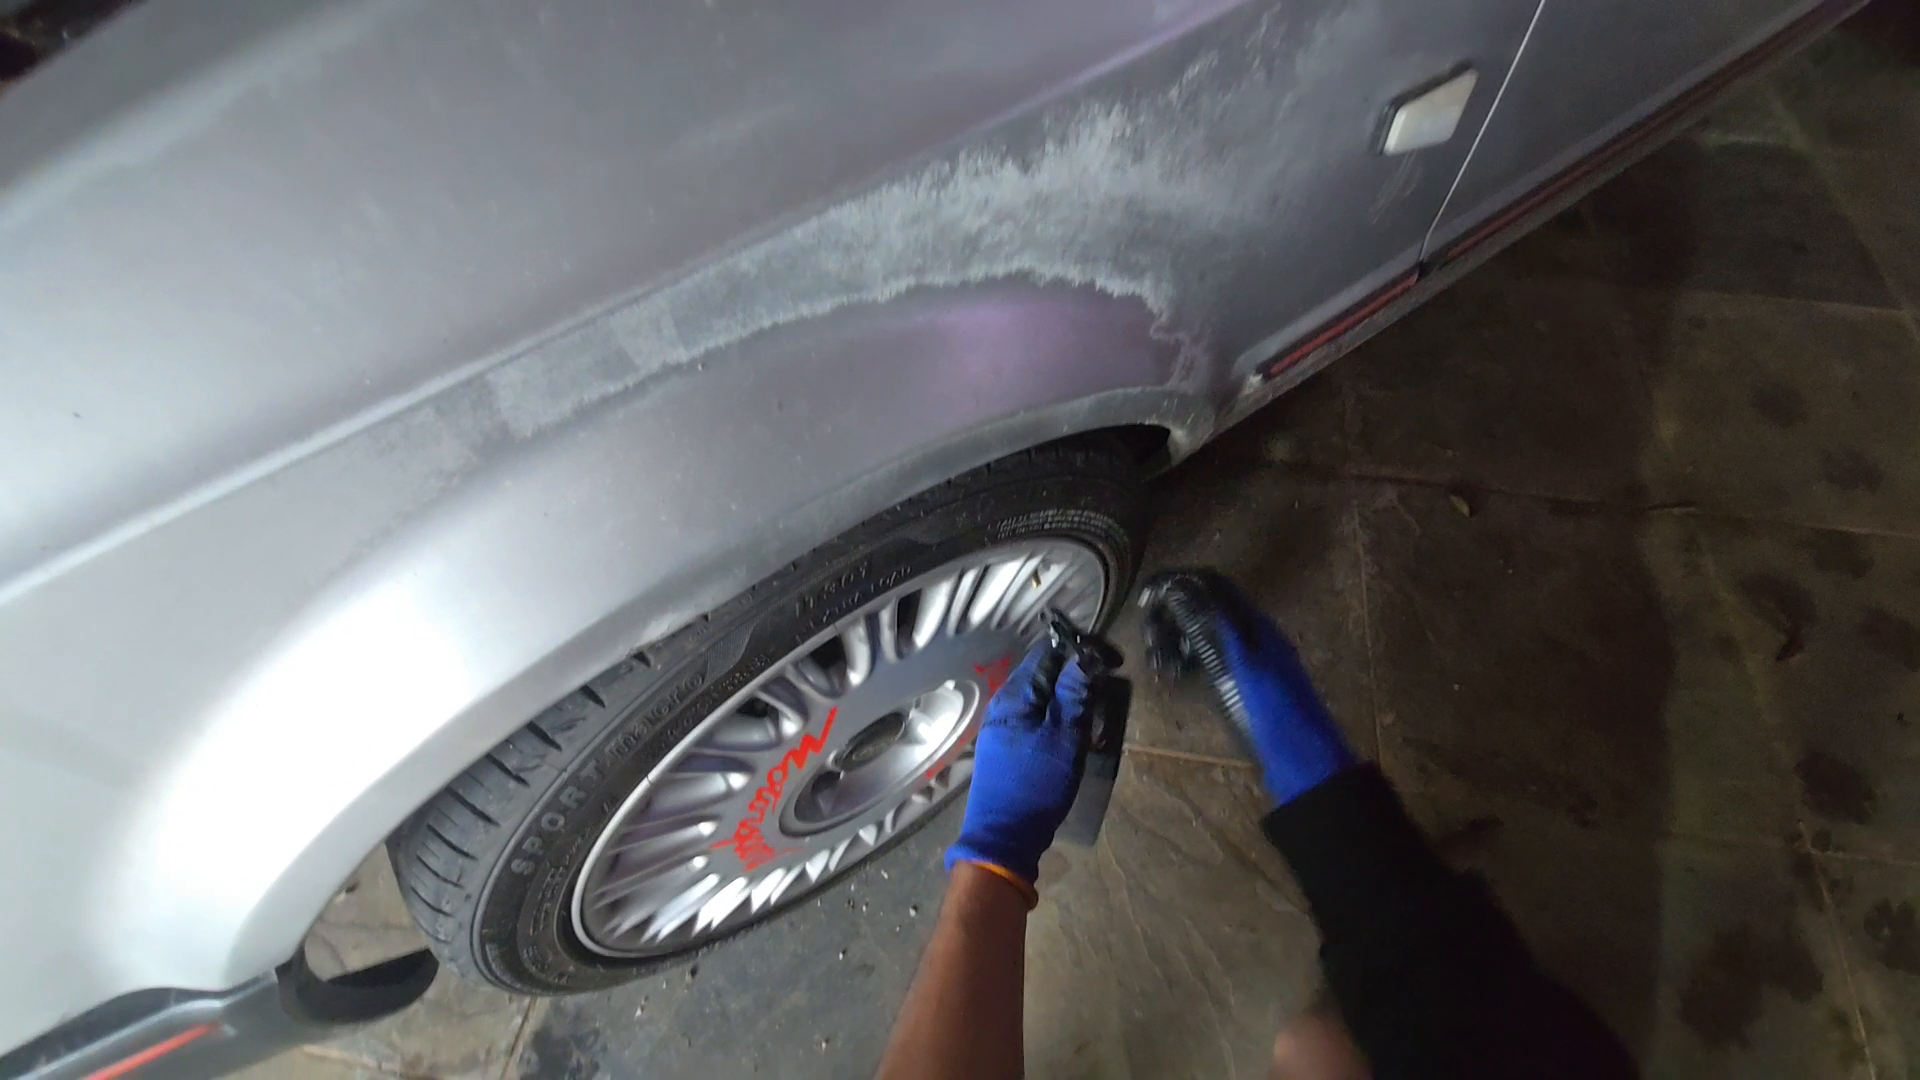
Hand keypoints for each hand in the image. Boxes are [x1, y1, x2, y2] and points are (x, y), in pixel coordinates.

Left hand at [945, 638, 1090, 897]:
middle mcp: (1003, 701)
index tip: (1110, 663)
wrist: (1004, 835)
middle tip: (1106, 689)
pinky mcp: (1006, 743)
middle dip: (1074, 674)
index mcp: (1014, 693)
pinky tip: (1073, 730)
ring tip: (1095, 710)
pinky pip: (1035, 715)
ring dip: (1067, 696)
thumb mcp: (1064, 736)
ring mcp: (1002, 723)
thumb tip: (1085, 653)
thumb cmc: (1036, 782)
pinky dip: (1056, 715)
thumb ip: (1074, 693)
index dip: (1079, 651)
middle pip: (1043, 672)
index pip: (1047, 652)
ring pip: (1040, 695)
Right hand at [1137, 569, 1354, 805]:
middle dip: (1172, 614)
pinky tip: (1170, 676)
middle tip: (1146, 634)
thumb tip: (1185, 587)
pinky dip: (1185, 662)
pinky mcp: (1239, 683)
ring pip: (1203, 634)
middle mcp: (1251, 635)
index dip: (1180, 583)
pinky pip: (1206, 660)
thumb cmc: (1276, 712)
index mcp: (1255, 624)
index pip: (1213, 584)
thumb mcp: (1244, 664)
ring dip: (1175, 639)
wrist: (1305, 763)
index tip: (1148, 597)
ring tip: (1155, 660)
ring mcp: (1246, 660)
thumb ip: (1217, 624)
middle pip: (1205, 608)